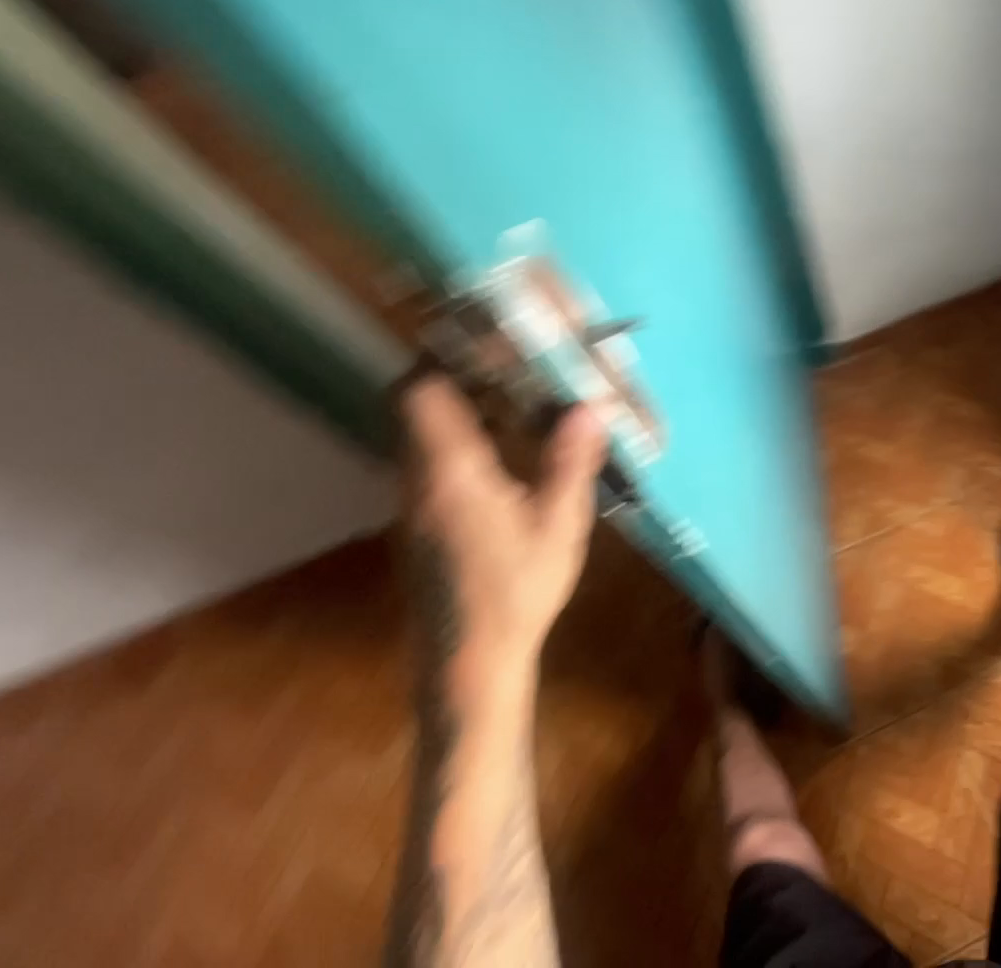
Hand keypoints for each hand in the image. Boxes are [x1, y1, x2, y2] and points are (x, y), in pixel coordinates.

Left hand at [400, 373, 610, 659]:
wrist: (469, 659)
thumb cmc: (517, 591)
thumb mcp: (558, 526)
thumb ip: (569, 463)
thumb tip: (589, 408)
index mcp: (450, 472)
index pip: (419, 391)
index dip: (445, 356)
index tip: (488, 341)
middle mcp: (417, 478)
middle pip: (413, 404)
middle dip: (455, 376)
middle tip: (510, 367)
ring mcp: (411, 501)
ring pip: (417, 432)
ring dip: (457, 409)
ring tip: (514, 404)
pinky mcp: (417, 520)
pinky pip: (426, 459)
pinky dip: (456, 441)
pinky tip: (503, 456)